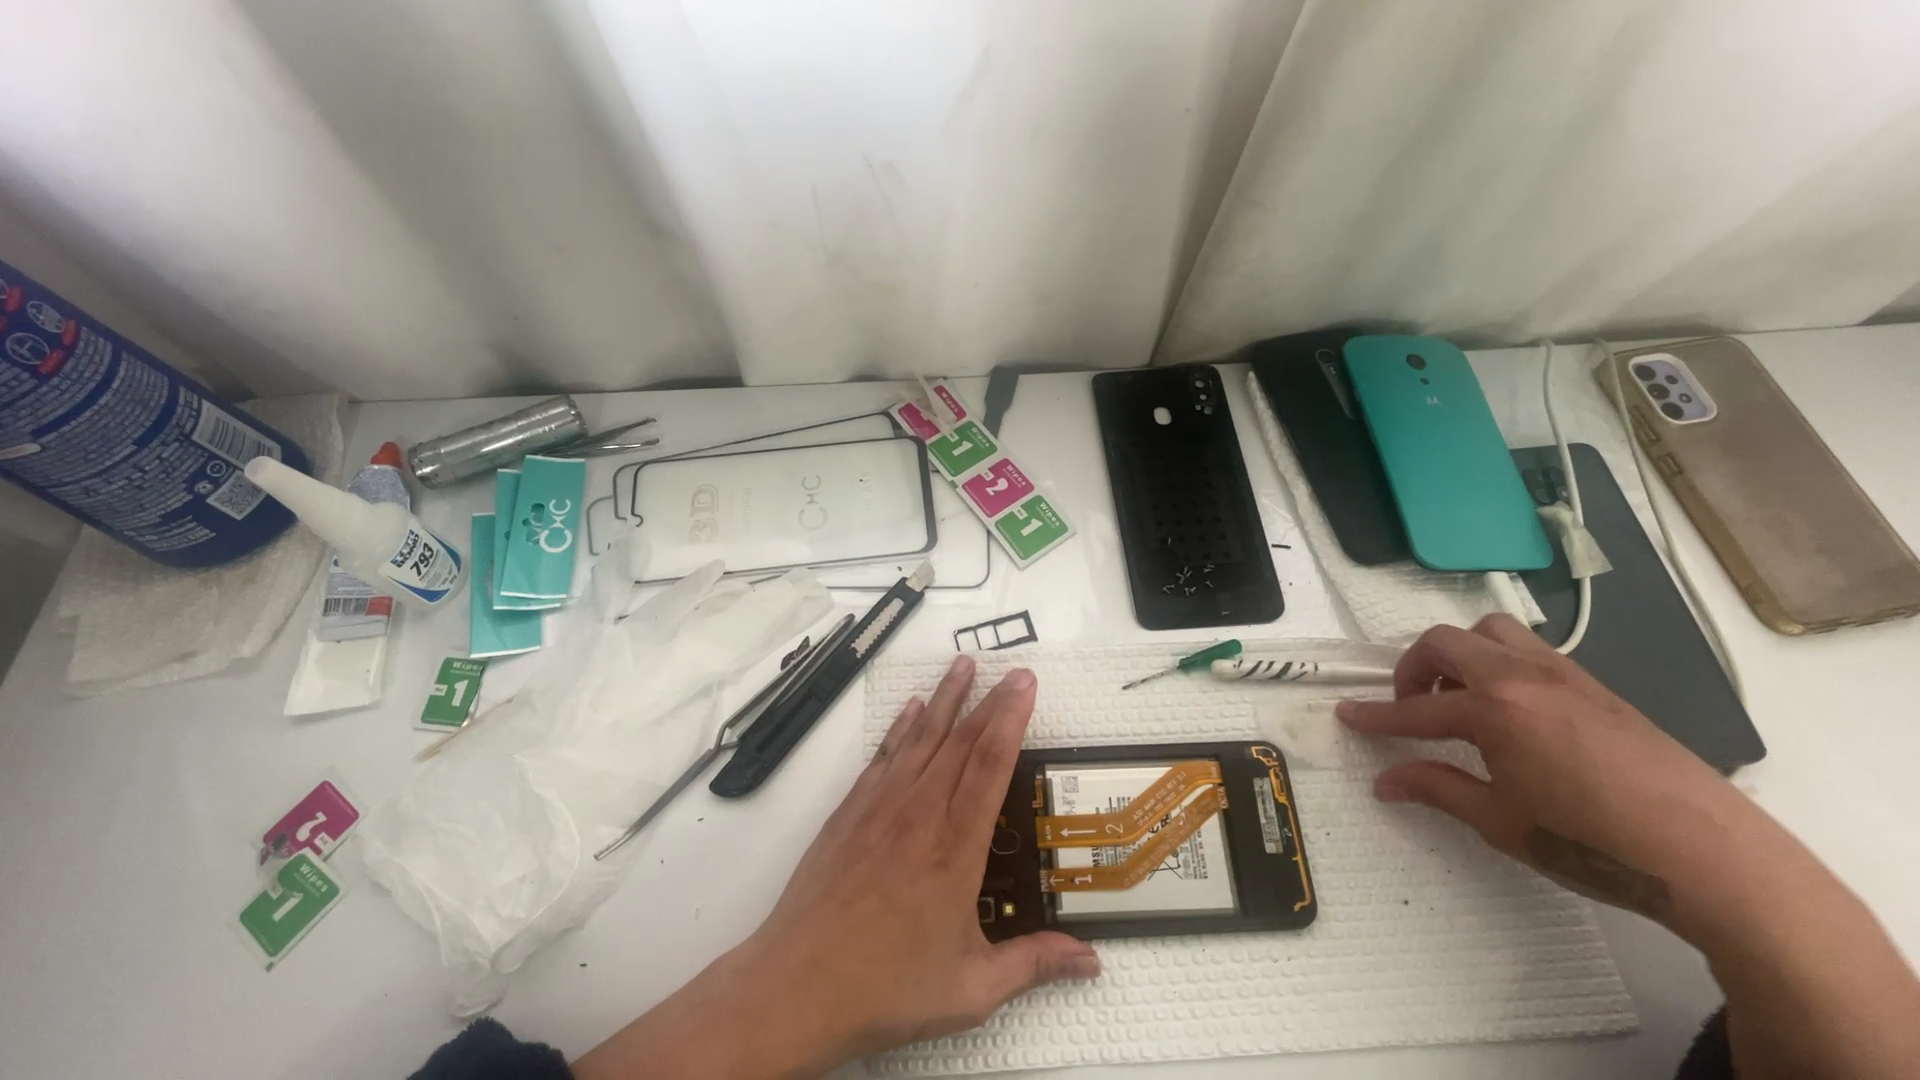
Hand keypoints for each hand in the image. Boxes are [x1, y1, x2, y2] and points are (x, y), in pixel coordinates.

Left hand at [744, 655, 1098, 1062]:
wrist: (797, 986)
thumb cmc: (886, 987)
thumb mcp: (971, 988)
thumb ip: (1033, 964)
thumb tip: (1090, 961)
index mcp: (955, 850)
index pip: (990, 767)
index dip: (1011, 719)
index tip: (1025, 685)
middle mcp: (918, 817)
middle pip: (960, 743)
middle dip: (989, 701)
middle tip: (1012, 670)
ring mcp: (879, 811)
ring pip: (920, 740)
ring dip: (945, 700)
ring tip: (962, 666)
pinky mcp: (848, 816)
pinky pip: (881, 759)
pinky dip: (900, 729)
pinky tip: (910, 710)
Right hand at [1334, 614, 1750, 923]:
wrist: (1708, 852)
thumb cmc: (1592, 841)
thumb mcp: (1500, 821)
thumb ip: (1437, 789)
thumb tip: (1386, 781)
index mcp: (1494, 708)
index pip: (1416, 708)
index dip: (1376, 716)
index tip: (1346, 715)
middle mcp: (1524, 676)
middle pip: (1447, 641)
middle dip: (1413, 667)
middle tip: (1410, 706)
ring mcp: (1565, 675)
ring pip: (1494, 632)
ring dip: (1462, 654)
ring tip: (1460, 699)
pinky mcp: (1598, 687)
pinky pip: (1532, 651)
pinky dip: (1502, 663)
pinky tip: (1512, 711)